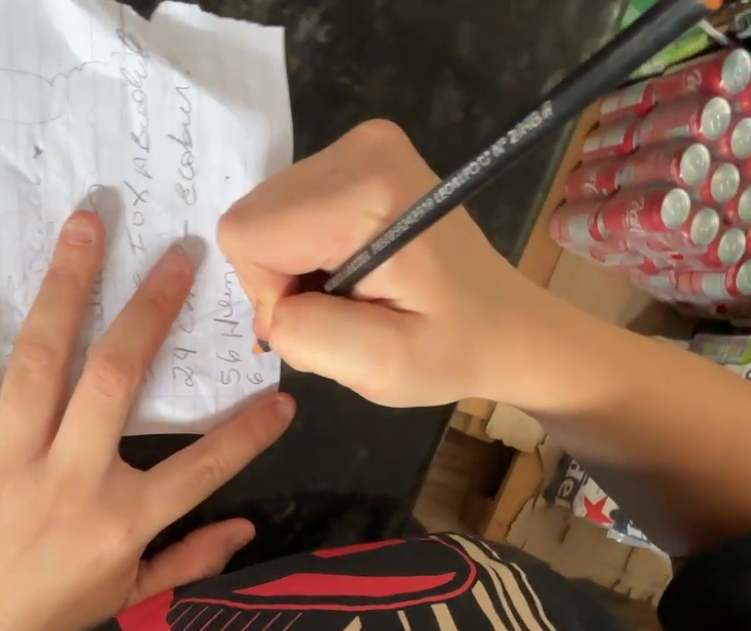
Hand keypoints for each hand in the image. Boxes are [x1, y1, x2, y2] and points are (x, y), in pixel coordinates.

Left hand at [0, 212, 295, 630]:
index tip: (283, 391)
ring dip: (68, 285)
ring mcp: (5, 464)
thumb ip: (189, 565)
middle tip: (178, 253)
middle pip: (119, 378)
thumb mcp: (129, 612)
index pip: (204, 467)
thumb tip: (248, 526)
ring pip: (43, 359)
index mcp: (124, 525)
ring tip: (89, 222)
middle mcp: (73, 481)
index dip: (249, 430)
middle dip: (153, 308)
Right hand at [219, 119, 545, 407]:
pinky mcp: (363, 156)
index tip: (324, 319)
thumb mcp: (381, 366)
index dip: (270, 292)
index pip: (247, 234)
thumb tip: (270, 310)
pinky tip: (354, 272)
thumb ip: (309, 335)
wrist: (503, 324)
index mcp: (365, 194)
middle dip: (282, 279)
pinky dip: (309, 251)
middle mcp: (360, 148)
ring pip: (269, 214)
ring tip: (354, 294)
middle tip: (342, 310)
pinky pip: (291, 208)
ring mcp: (363, 145)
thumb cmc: (449, 350)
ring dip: (296, 268)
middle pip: (255, 218)